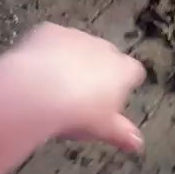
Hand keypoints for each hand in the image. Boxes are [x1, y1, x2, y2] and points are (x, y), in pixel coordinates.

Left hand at [0, 23, 146, 152]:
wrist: (38, 90)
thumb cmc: (79, 113)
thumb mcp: (103, 129)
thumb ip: (122, 133)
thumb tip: (138, 143)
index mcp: (122, 70)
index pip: (134, 72)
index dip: (125, 83)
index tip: (114, 99)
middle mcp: (102, 47)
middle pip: (106, 55)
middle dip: (98, 70)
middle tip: (82, 95)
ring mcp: (75, 36)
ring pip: (78, 46)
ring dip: (72, 59)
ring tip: (55, 84)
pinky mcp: (49, 30)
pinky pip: (53, 40)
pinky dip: (48, 51)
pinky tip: (36, 69)